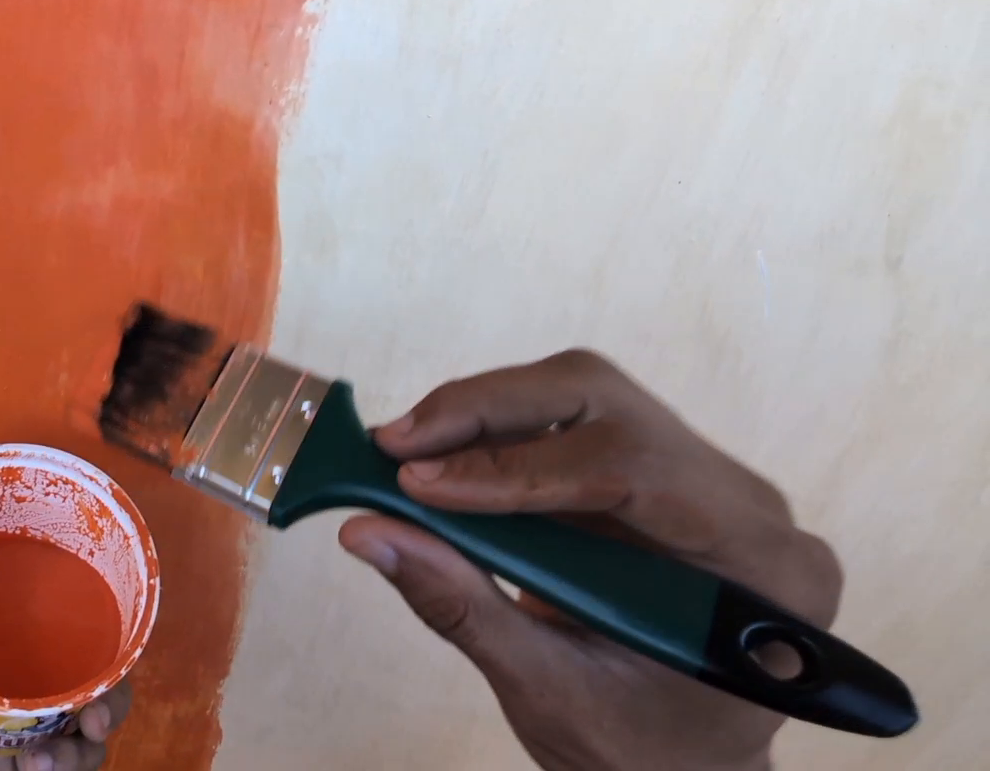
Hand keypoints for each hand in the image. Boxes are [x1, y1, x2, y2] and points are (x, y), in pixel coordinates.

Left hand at [0, 579, 133, 770]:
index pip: (41, 628)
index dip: (67, 614)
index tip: (78, 599)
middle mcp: (19, 697)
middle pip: (85, 669)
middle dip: (106, 676)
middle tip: (94, 692)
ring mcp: (34, 738)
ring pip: (98, 713)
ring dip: (102, 716)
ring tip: (84, 728)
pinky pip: (85, 762)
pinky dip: (75, 761)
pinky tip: (37, 765)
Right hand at [337, 350, 841, 770]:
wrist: (671, 756)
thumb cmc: (636, 745)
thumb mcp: (547, 692)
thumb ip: (459, 606)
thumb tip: (364, 532)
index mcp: (760, 564)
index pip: (632, 468)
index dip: (513, 467)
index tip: (415, 484)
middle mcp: (735, 497)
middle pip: (597, 398)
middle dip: (483, 413)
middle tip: (394, 445)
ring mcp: (686, 470)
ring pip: (570, 389)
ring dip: (473, 413)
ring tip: (401, 449)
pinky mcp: (632, 460)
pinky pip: (548, 413)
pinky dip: (477, 427)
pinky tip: (433, 456)